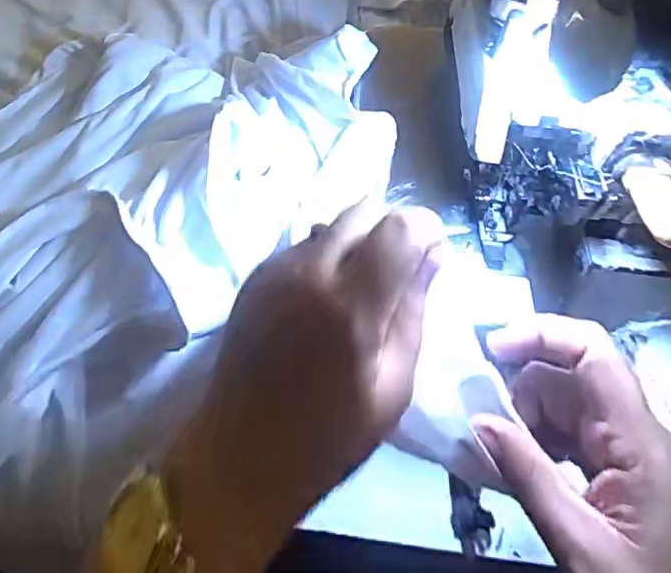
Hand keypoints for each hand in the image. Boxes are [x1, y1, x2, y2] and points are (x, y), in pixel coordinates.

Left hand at [162, 201, 444, 572]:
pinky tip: (328, 295)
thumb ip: (414, 311)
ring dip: (361, 238)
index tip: (435, 251)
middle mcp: (312, 272)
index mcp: (351, 306)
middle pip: (367, 209)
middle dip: (395, 226)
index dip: (427, 227)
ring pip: (335, 221)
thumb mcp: (394, 387)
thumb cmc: (327, 437)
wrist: (234, 461)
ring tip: (365, 280)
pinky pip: (308, 243)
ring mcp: (278, 268)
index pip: (401, 227)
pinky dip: (331, 254)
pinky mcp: (257, 274)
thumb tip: (433, 256)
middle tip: (403, 263)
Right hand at [472, 315, 670, 572]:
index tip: (493, 346)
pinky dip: (543, 447)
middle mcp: (638, 433)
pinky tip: (515, 464)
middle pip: (574, 381)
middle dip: (523, 387)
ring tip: (487, 444)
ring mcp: (633, 457)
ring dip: (528, 419)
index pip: (592, 350)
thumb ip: (532, 480)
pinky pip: (578, 444)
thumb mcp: (585, 548)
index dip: (542, 334)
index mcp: (639, 437)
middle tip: (477, 417)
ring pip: (571, 412)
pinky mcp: (627, 482)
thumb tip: (480, 422)